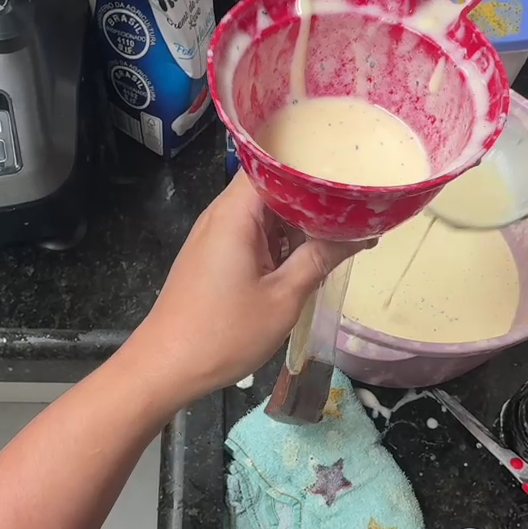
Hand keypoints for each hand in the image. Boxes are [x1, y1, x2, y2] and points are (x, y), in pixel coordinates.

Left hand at [119, 172, 365, 403]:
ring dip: (300, 223)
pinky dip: (281, 243)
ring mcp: (216, 237)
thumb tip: (361, 232)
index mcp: (235, 213)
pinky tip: (310, 257)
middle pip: (273, 187)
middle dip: (314, 195)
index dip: (312, 161)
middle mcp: (222, 215)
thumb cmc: (224, 334)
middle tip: (360, 203)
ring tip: (345, 230)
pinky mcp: (214, 258)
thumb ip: (320, 259)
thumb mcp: (282, 298)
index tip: (350, 168)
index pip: (274, 163)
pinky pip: (254, 237)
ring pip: (266, 214)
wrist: (166, 367)